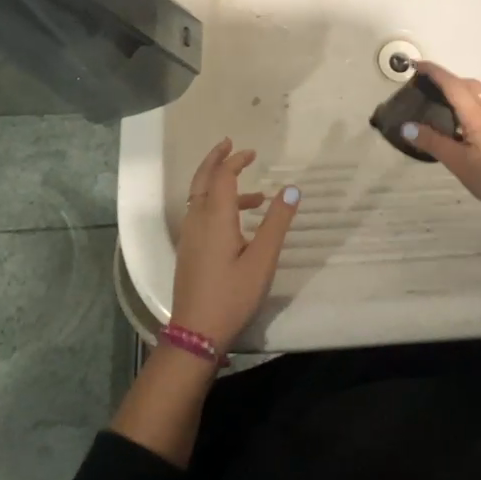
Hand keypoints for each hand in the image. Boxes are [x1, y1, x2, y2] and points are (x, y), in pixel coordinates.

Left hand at [170, 138, 300, 354]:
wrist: (196, 333)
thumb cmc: (232, 295)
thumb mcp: (262, 259)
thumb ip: (276, 222)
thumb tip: (291, 189)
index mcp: (215, 217)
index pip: (222, 176)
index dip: (234, 160)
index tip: (251, 152)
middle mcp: (197, 221)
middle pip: (202, 180)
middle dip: (215, 160)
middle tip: (230, 146)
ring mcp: (189, 237)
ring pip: (199, 198)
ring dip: (220, 186)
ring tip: (255, 195)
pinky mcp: (189, 251)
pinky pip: (200, 214)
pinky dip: (216, 204)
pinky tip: (238, 224)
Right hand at [401, 61, 480, 207]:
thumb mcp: (459, 163)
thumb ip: (433, 142)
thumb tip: (406, 126)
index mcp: (477, 114)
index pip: (453, 84)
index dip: (434, 72)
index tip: (415, 65)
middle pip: (467, 84)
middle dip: (445, 78)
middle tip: (423, 86)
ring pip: (476, 93)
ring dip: (456, 89)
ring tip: (436, 101)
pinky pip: (480, 105)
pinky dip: (465, 102)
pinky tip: (456, 119)